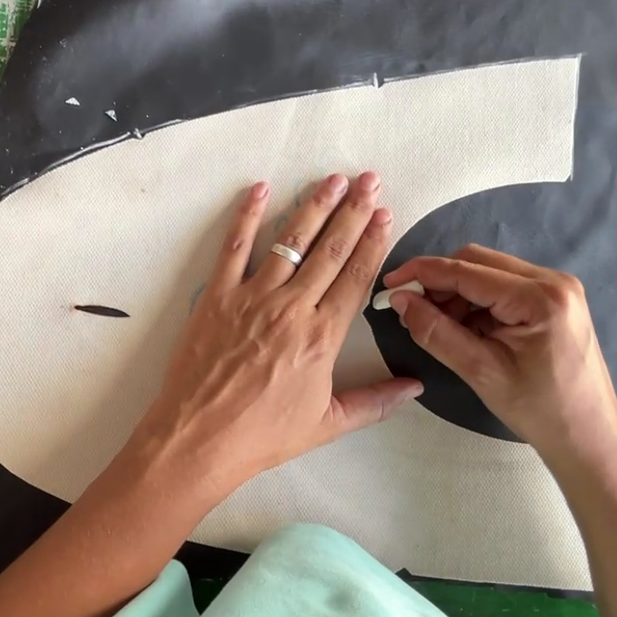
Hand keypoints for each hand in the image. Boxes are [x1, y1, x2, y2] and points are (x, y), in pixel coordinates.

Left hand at [119, 173, 424, 504]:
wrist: (199, 438)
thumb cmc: (264, 435)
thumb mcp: (327, 424)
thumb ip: (375, 402)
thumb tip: (416, 387)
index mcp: (322, 336)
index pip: (356, 277)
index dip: (373, 242)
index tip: (386, 213)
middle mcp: (291, 307)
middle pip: (330, 250)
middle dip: (353, 211)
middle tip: (369, 179)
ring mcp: (252, 297)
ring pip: (289, 241)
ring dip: (313, 206)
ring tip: (332, 179)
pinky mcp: (217, 296)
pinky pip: (234, 247)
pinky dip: (246, 216)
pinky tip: (260, 189)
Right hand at [382, 246, 616, 475]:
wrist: (588, 439)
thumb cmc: (540, 410)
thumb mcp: (480, 371)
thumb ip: (436, 331)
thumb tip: (400, 300)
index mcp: (540, 297)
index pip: (467, 270)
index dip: (422, 273)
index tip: (389, 284)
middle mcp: (553, 281)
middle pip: (477, 261)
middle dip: (439, 281)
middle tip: (410, 308)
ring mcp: (557, 288)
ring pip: (488, 271)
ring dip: (456, 292)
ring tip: (437, 324)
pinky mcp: (554, 300)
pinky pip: (502, 286)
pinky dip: (476, 300)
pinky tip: (463, 327)